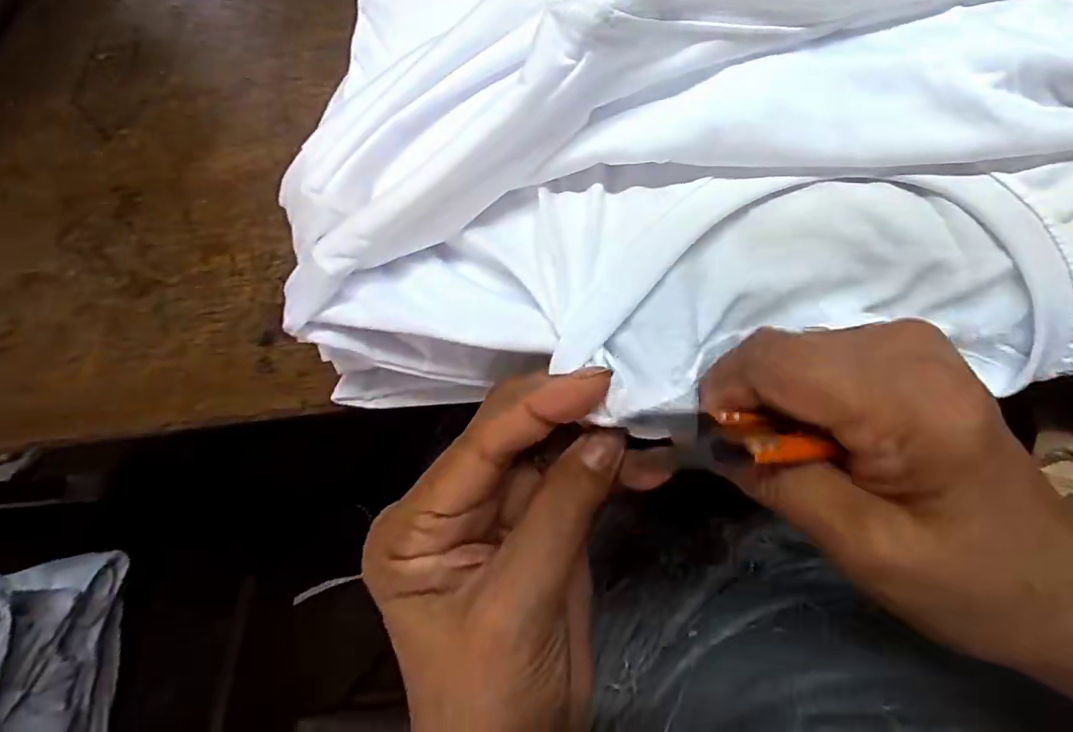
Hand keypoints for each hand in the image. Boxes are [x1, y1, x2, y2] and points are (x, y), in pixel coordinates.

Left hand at [362, 367, 667, 731]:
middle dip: (573, 411)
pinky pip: (581, 478)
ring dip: (604, 438)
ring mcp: (503, 510)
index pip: (482, 441)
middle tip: (628, 392)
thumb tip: (608, 434)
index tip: (598, 378)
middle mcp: (456, 502)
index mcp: (419, 521)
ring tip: (650, 431)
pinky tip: (653, 469)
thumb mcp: (519, 602)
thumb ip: (561, 509)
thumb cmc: (491, 693)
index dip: (541, 403)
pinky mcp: (544, 522)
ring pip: (556, 447)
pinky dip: (617, 471)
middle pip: (517, 432)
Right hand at [700, 321, 1072, 716]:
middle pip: (789, 347)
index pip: (780, 358)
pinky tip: (833, 437)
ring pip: (805, 346)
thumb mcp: (866, 551)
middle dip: (754, 398)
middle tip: (760, 462)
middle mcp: (909, 345)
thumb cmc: (969, 580)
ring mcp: (915, 337)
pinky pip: (831, 351)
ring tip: (801, 457)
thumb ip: (785, 484)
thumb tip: (719, 438)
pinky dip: (811, 389)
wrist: (1054, 570)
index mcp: (907, 399)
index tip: (719, 443)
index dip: (730, 391)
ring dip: (782, 396)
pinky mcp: (914, 344)